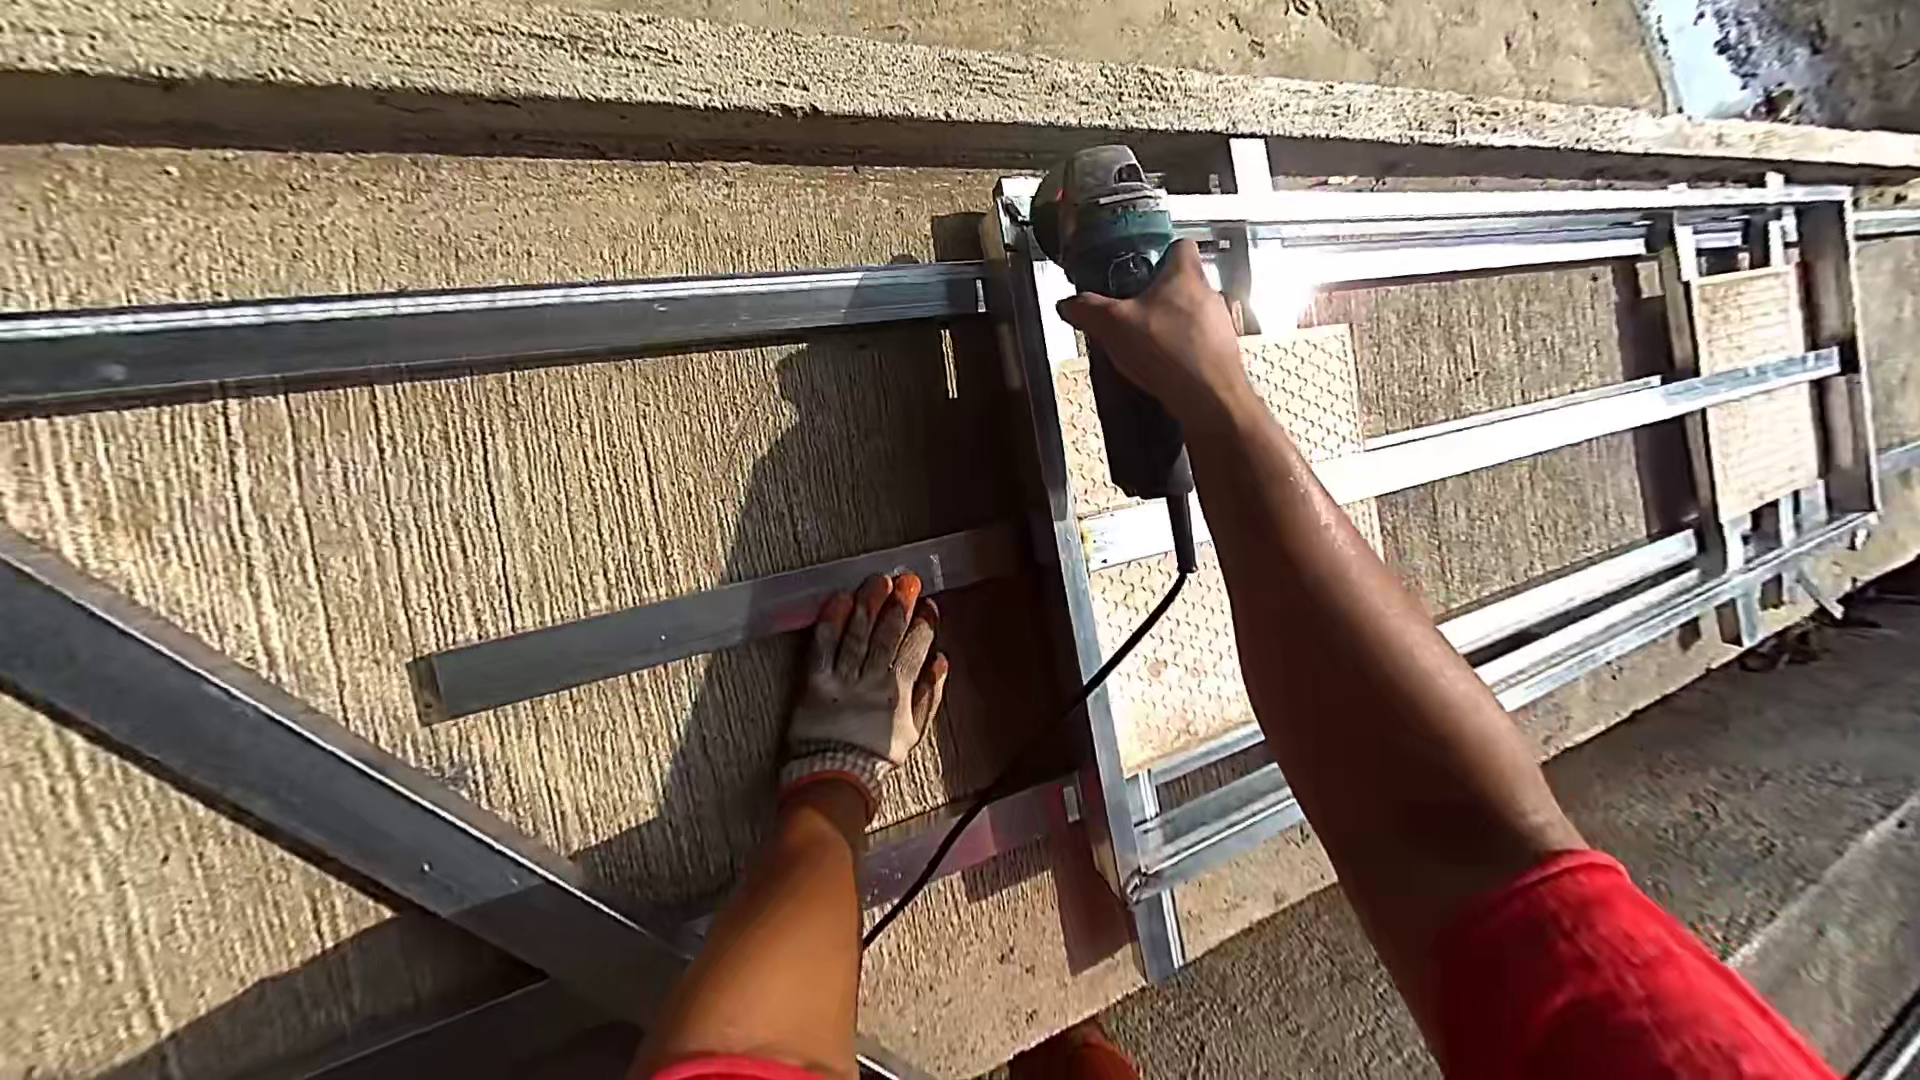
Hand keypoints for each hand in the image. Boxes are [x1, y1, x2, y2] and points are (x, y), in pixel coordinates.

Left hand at [781, 573, 947, 820]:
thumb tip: (942, 662)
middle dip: (900, 604)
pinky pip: (824, 648)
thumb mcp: (914, 731)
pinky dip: (832, 623)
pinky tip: (840, 600)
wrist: (836, 778)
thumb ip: (929, 694)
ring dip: (870, 604)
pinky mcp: (815, 683)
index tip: (929, 604)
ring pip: (859, 635)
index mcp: (898, 692)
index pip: (915, 649)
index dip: (924, 623)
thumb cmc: (875, 757)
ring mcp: (843, 680)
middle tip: (907, 580)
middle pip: (888, 635)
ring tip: (879, 580)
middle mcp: (872, 681)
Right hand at [1055, 239, 1258, 430]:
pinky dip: (1181, 354)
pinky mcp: (1222, 355)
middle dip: (1159, 298)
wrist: (1209, 397)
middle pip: (1183, 284)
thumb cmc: (1168, 351)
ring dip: (1171, 328)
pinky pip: (1199, 346)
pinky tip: (1162, 370)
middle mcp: (1209, 295)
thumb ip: (1088, 310)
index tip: (1142, 268)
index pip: (1179, 245)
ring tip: (1145, 348)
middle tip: (1133, 315)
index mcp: (1185, 275)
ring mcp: (1219, 326)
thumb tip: (1069, 304)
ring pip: (1192, 316)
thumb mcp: (1114, 325)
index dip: (1160, 253)